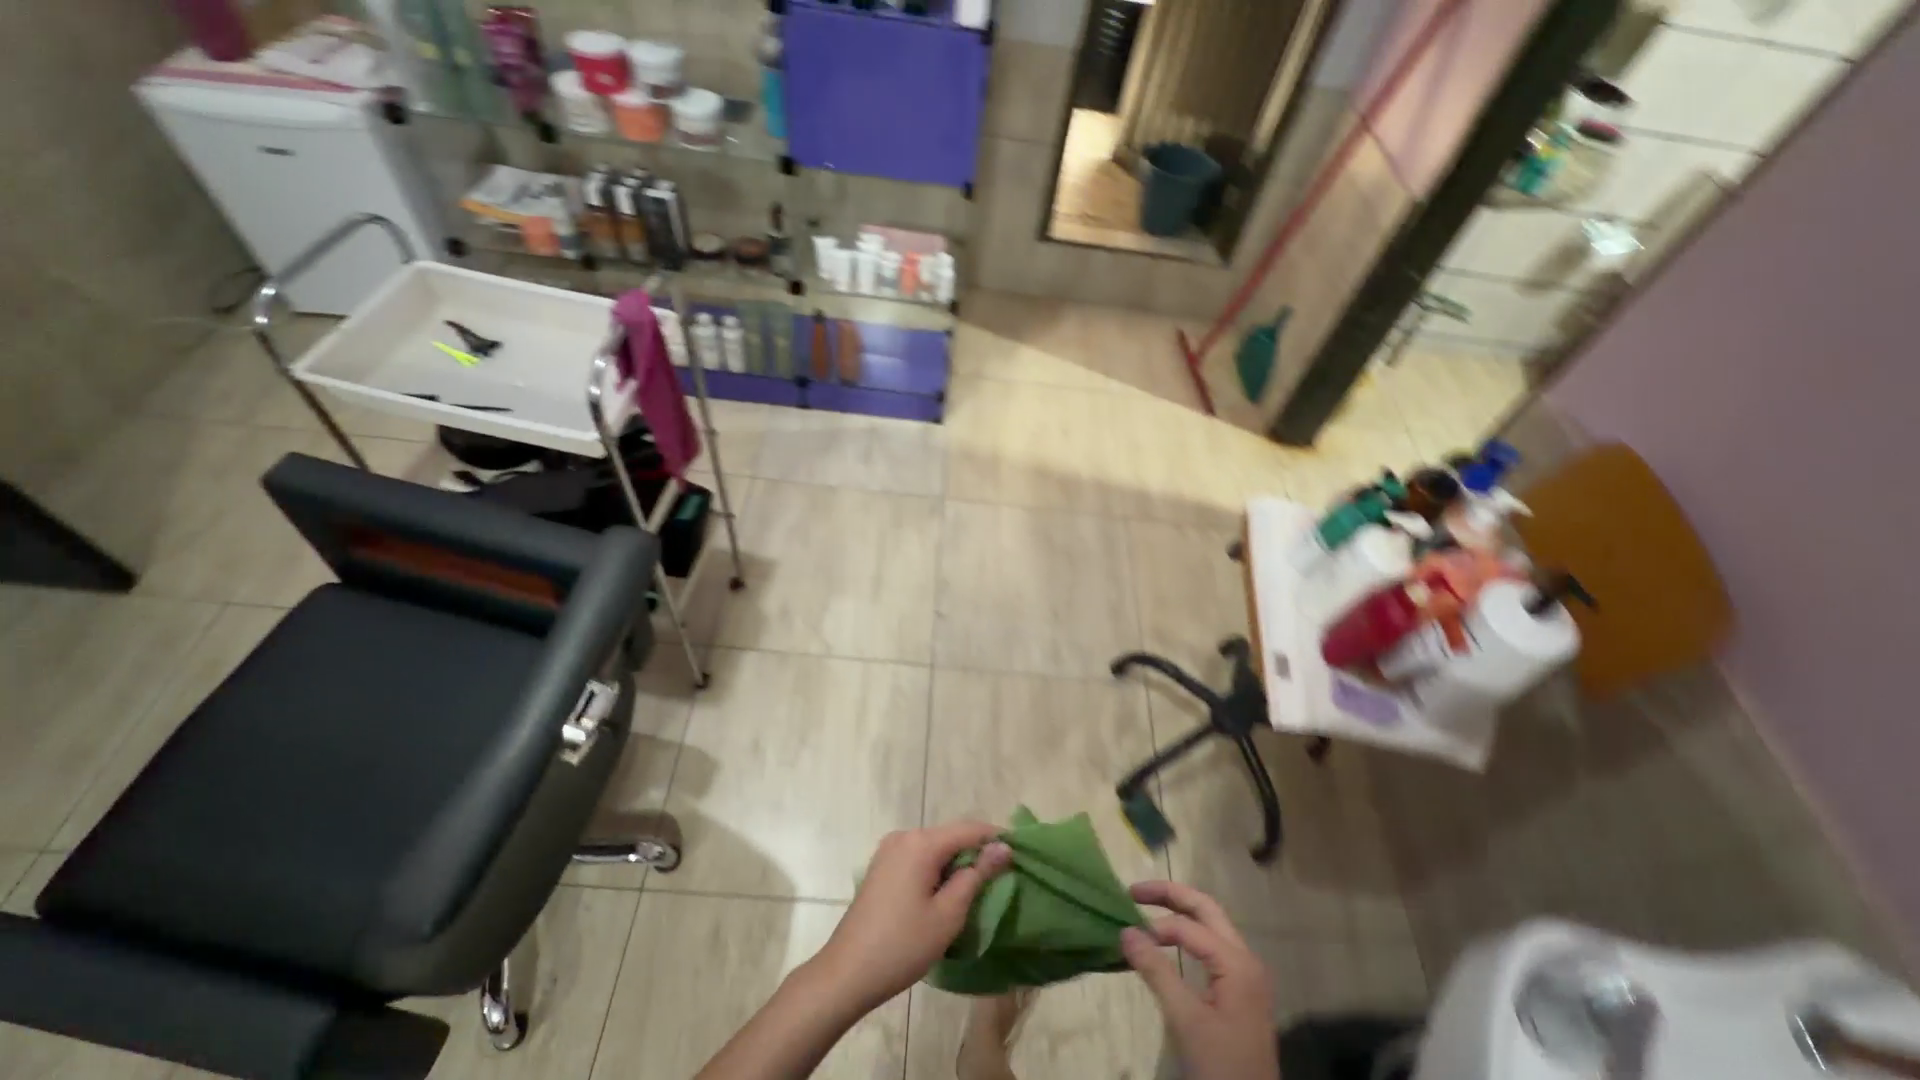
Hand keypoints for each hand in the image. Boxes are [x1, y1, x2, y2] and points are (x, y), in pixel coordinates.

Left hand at [811, 821, 1013, 1010]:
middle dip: (976, 854)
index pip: (969, 829)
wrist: (848, 973)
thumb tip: (1003, 847)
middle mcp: (903, 837)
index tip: (1020, 856)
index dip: (996, 839)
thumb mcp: (949, 913)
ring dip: (956, 865)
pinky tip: (945, 897)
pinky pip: (918, 859)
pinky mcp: (881, 869)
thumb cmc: (903, 944)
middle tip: (1000, 882)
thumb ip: (977, 875)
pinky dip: (937, 872)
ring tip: (976, 893)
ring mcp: (888, 852)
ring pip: (935, 849)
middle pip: (951, 837)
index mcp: (920, 843)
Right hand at [1121, 881, 1278, 1079]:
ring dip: (1182, 912)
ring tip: (1148, 907)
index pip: (1189, 927)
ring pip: (1214, 926)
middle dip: (1172, 895)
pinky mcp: (1242, 989)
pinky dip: (1190, 935)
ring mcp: (1247, 974)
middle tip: (1134, 891)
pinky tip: (1171, 941)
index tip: (1124, 938)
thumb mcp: (1184, 1019)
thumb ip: (1156, 972)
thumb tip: (1126, 931)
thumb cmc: (1220, 1065)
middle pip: (1208, 910)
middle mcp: (1246, 959)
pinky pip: (1215, 947)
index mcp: (1236, 963)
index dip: (1155, 926)